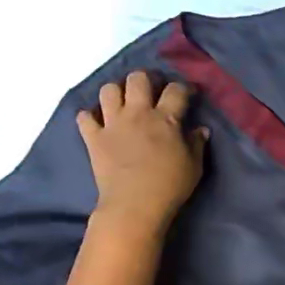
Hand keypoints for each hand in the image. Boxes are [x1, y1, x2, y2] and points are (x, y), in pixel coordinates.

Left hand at [77, 71, 208, 236]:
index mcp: (165, 119)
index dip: (182, 88)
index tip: (185, 94)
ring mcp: (113, 124)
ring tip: (122, 103)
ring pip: (108, 90)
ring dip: (116, 93)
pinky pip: (84, 117)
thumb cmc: (170, 187)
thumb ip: (197, 144)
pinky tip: (96, 122)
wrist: (135, 206)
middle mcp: (138, 113)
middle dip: (145, 80)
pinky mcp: (94, 138)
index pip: (175, 90)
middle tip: (150, 92)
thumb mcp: (194, 167)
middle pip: (138, 79)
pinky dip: (89, 117)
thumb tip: (200, 129)